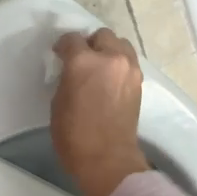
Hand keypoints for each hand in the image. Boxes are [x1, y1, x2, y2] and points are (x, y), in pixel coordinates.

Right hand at [51, 29, 149, 195]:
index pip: (71, 39)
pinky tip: (110, 79)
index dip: (63, 46)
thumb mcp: (58, 103)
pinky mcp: (138, 81)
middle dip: (89, 44)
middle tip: (81, 60)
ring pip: (120, 44)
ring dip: (108, 50)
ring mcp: (128, 68)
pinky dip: (119, 63)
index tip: (59, 55)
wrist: (106, 159)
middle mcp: (109, 58)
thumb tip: (72, 73)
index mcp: (83, 62)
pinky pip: (128, 61)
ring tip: (99, 67)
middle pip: (101, 36)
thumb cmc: (74, 136)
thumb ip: (66, 79)